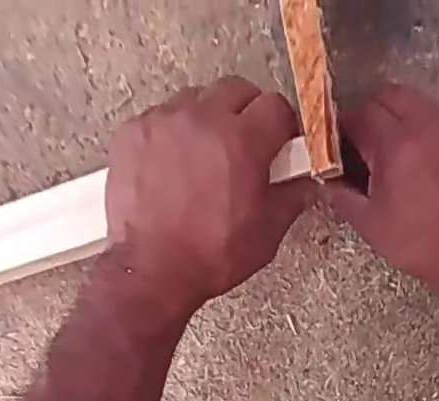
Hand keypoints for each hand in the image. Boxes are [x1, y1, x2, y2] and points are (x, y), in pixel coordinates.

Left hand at [104, 77, 315, 313]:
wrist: (154, 271)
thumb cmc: (208, 257)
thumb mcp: (265, 235)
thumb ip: (290, 200)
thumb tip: (304, 185)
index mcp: (242, 142)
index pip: (276, 107)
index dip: (283, 127)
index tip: (281, 144)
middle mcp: (203, 120)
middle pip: (236, 91)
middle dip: (247, 115)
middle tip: (247, 149)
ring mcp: (164, 122)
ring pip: (197, 100)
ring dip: (209, 122)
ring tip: (207, 161)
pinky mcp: (135, 133)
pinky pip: (161, 118)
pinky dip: (173, 137)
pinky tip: (176, 170)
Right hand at [324, 84, 438, 289]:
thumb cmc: (414, 241)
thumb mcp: (367, 222)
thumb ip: (341, 195)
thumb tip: (327, 181)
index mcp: (396, 144)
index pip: (360, 115)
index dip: (341, 130)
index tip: (334, 147)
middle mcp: (422, 126)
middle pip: (385, 95)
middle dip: (365, 114)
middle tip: (355, 145)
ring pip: (408, 100)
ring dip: (388, 116)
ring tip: (378, 151)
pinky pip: (426, 115)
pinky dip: (409, 124)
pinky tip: (400, 156)